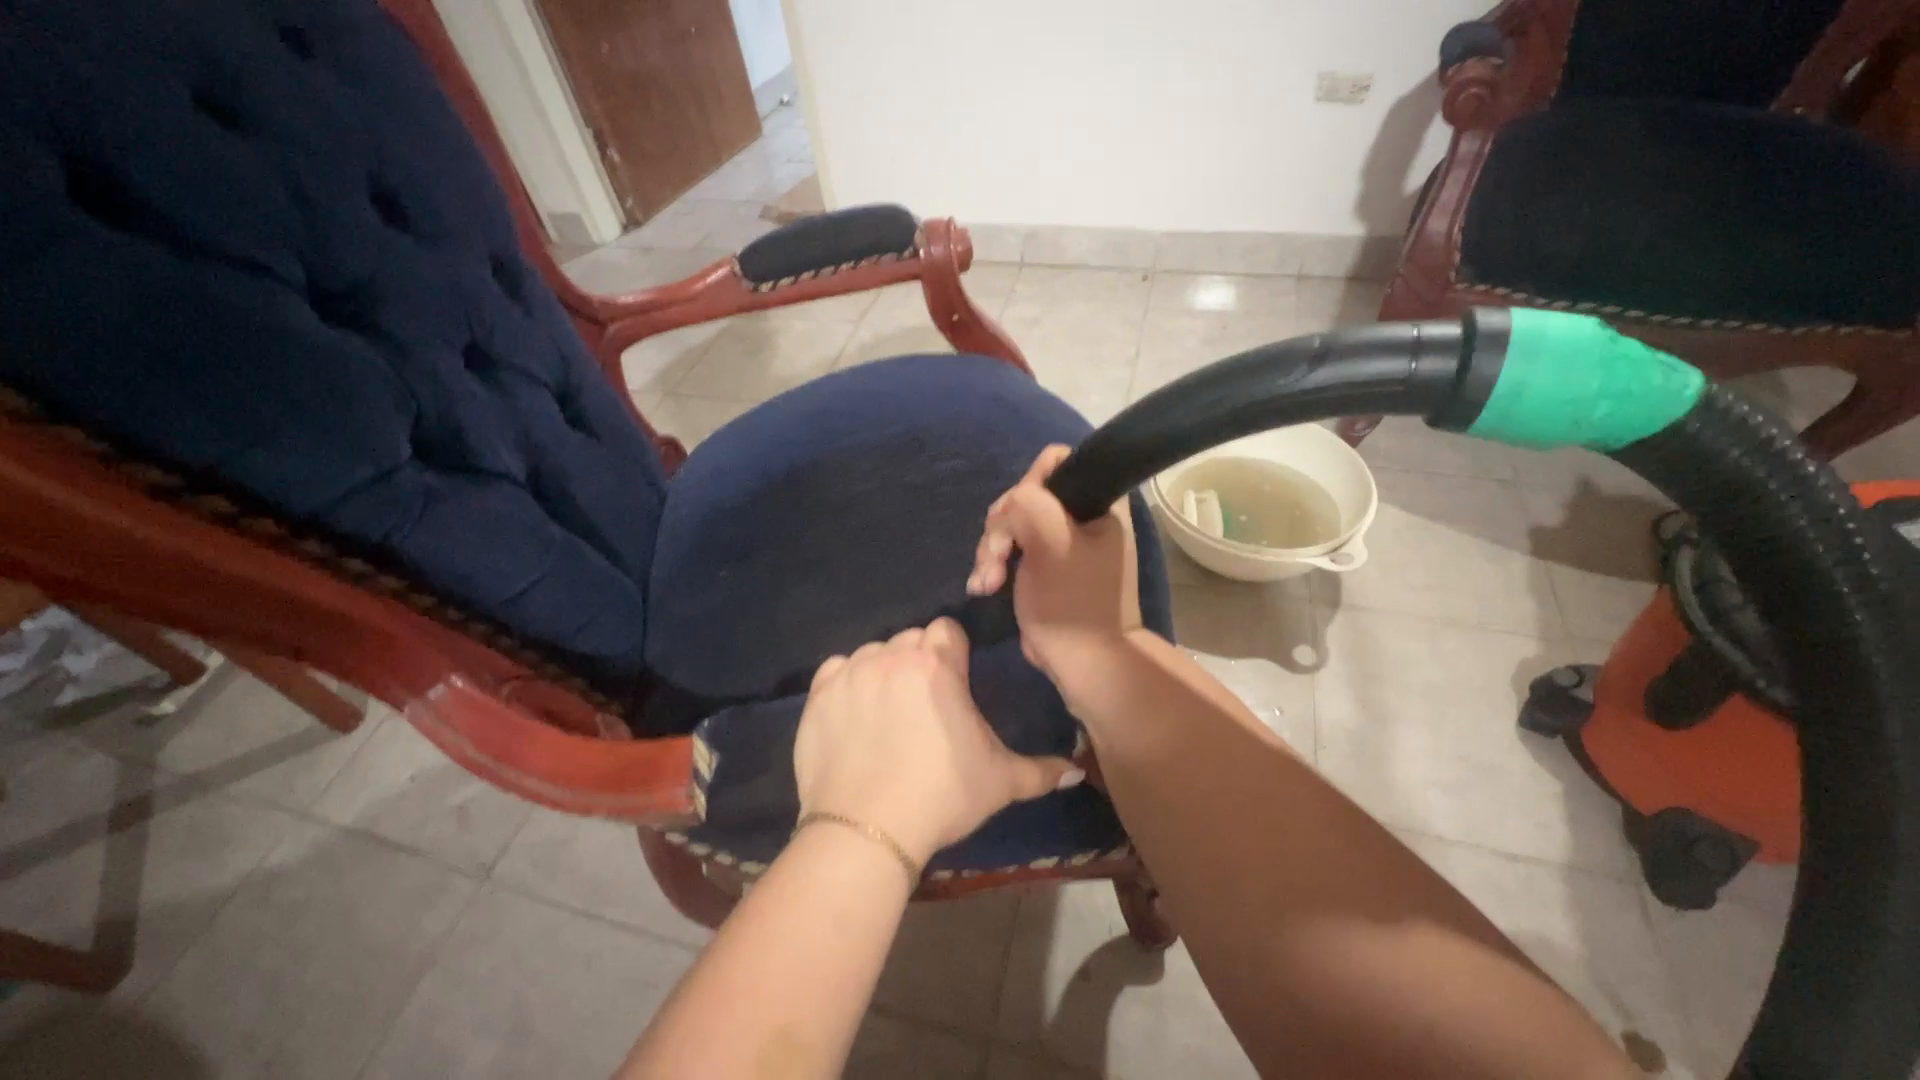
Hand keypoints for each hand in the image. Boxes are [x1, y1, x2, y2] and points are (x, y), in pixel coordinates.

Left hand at [794, 618, 1083, 863]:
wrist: (867, 830)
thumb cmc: (941, 797)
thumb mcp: (1000, 783)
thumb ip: (1041, 771)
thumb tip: (1077, 773)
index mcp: (937, 665)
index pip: (947, 631)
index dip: (953, 654)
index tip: (954, 686)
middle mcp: (892, 656)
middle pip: (910, 640)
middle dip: (919, 662)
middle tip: (924, 707)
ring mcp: (850, 673)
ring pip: (872, 653)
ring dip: (883, 672)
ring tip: (887, 715)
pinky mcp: (817, 695)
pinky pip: (836, 671)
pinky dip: (846, 685)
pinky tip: (855, 717)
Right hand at [966, 446, 1142, 689]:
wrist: (1084, 662)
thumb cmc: (1075, 601)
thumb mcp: (1052, 541)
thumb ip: (1029, 503)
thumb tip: (1011, 504)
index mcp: (1097, 501)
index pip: (1055, 464)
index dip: (1029, 485)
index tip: (1020, 518)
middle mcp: (1080, 515)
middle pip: (1024, 496)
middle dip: (1002, 527)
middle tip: (997, 558)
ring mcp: (1059, 542)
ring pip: (1010, 524)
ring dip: (991, 551)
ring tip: (987, 582)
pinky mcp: (1042, 566)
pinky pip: (1009, 550)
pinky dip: (993, 565)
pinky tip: (983, 586)